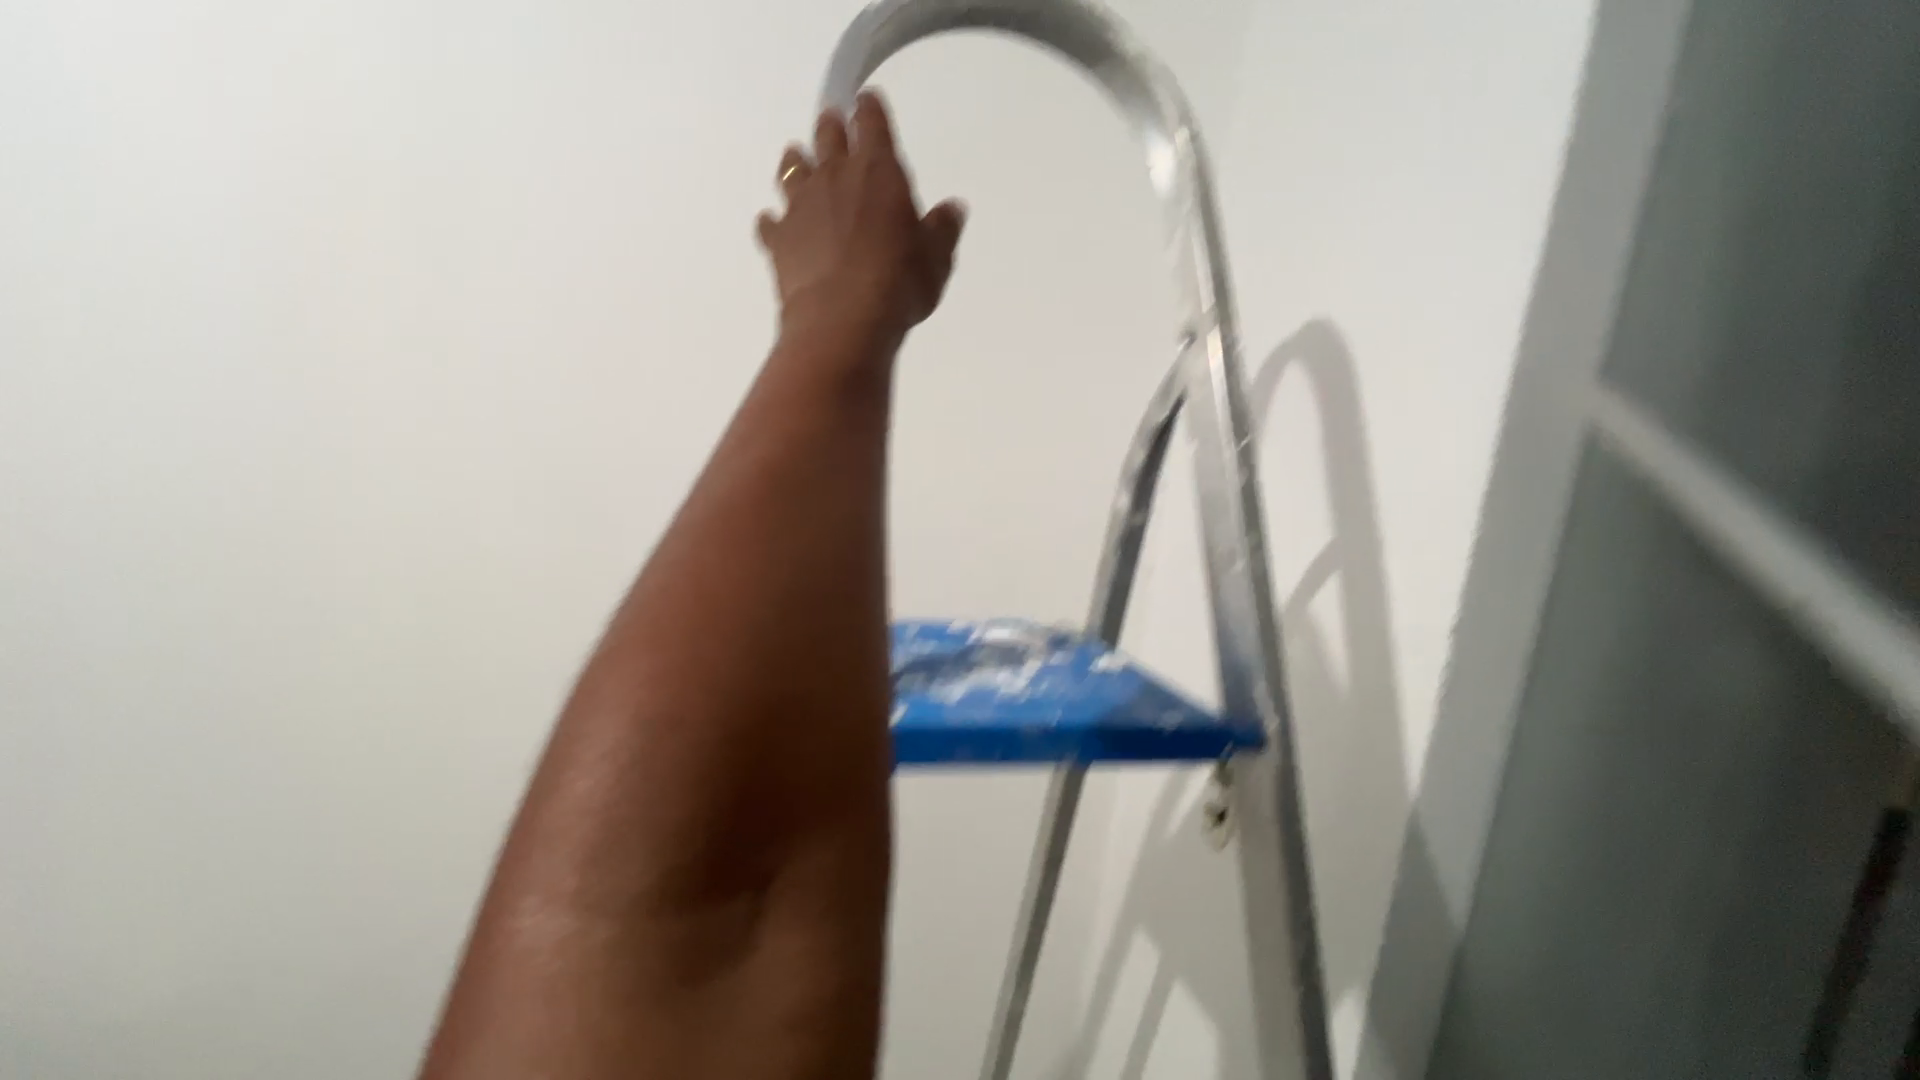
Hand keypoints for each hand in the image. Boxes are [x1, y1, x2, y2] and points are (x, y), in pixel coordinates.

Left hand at [757, 91, 965, 354]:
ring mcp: (800, 206)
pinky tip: (776, 225)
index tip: (867, 104)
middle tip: (832, 124)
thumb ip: (942, 229)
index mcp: (878, 170)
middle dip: (831, 128)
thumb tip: (952, 209)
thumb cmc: (899, 284)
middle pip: (827, 136)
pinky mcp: (777, 239)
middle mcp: (834, 176)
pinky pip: (770, 222)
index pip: (871, 122)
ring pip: (792, 169)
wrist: (842, 322)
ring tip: (799, 163)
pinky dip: (774, 221)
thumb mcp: (936, 260)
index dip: (870, 110)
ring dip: (797, 164)